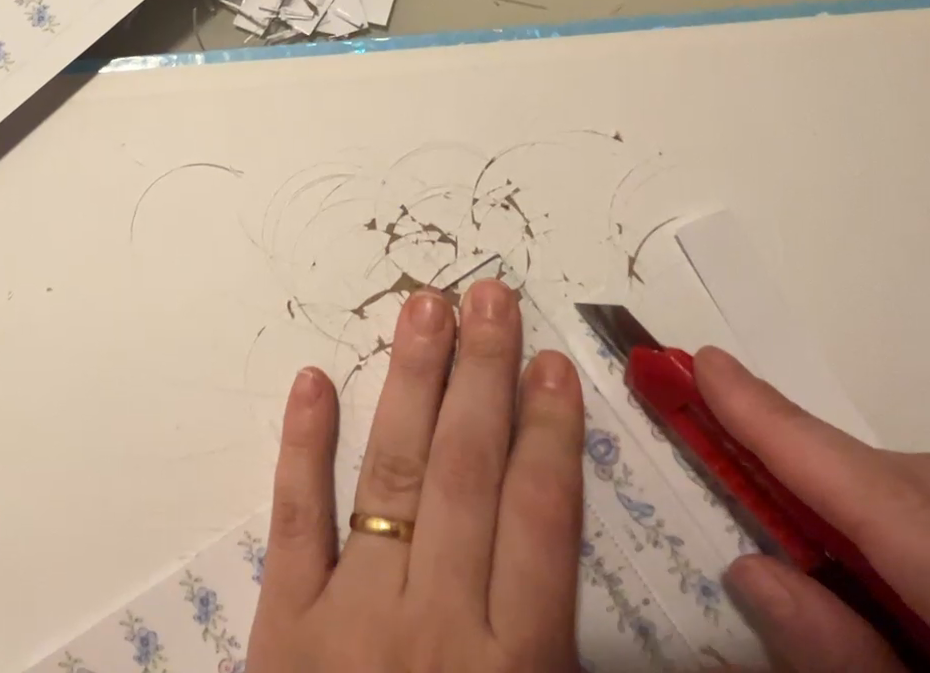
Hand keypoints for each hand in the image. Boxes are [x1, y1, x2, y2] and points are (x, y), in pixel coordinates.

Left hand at [248, 280, 585, 672]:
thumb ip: (586, 661)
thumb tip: (647, 620)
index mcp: (510, 663)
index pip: (537, 522)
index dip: (549, 435)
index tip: (551, 361)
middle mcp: (431, 621)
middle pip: (463, 474)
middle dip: (480, 377)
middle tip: (487, 293)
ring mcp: (347, 611)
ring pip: (389, 479)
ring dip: (408, 386)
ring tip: (425, 310)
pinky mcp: (281, 617)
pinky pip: (293, 518)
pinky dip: (301, 446)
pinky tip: (313, 380)